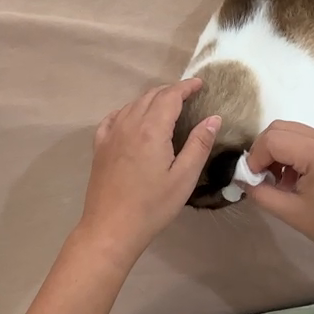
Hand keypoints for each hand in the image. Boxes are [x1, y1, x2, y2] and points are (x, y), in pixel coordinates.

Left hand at [76, 79, 219, 265]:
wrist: (111, 228)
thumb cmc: (152, 206)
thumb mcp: (184, 178)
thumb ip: (199, 144)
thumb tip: (213, 118)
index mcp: (152, 130)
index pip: (170, 96)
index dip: (186, 87)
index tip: (199, 84)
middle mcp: (129, 124)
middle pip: (150, 96)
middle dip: (170, 91)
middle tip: (187, 95)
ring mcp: (110, 135)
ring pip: (132, 105)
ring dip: (150, 99)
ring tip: (166, 105)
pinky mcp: (99, 147)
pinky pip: (114, 118)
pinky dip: (128, 111)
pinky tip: (132, 117)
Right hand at [242, 121, 313, 261]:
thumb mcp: (292, 213)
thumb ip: (262, 194)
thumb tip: (245, 180)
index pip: (272, 139)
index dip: (255, 157)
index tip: (253, 180)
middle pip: (281, 128)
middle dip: (264, 150)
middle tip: (261, 176)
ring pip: (295, 131)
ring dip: (279, 150)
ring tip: (278, 179)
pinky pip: (309, 140)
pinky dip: (294, 152)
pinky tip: (295, 177)